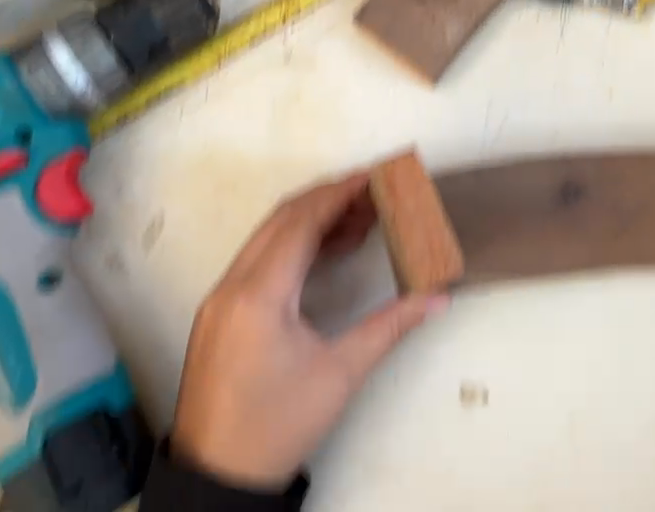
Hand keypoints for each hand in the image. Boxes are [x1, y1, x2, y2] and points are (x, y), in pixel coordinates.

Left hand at [171, 174, 447, 489]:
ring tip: (360, 218)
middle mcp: (232, 284)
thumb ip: (390, 327)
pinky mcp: (219, 312)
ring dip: (311, 220)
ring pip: (267, 237)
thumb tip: (438, 297)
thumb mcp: (340, 375)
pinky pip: (259, 260)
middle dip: (327, 198)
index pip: (301, 222)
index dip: (338, 193)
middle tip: (372, 190)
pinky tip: (328, 251)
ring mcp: (220, 298)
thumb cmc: (279, 425)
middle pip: (281, 220)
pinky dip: (293, 245)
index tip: (373, 174)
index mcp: (259, 294)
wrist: (216, 478)